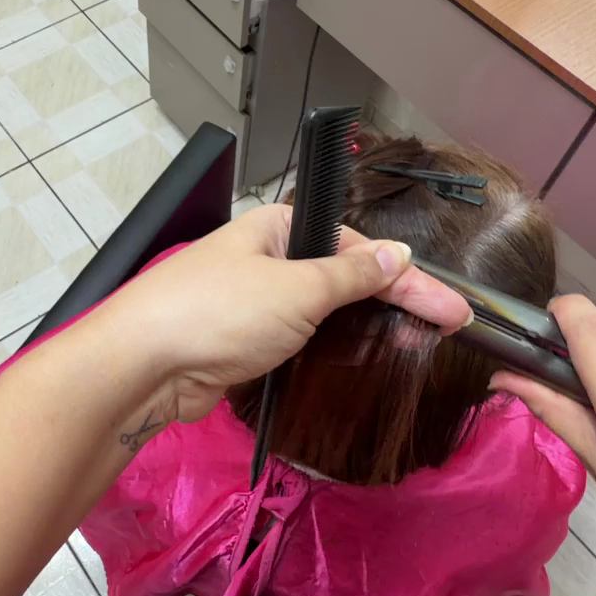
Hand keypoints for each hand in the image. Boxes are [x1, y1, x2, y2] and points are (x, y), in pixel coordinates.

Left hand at [83, 203, 471, 425]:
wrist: (146, 365)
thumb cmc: (221, 312)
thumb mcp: (296, 288)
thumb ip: (352, 274)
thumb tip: (398, 253)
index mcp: (277, 229)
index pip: (356, 245)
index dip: (405, 275)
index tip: (448, 307)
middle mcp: (267, 260)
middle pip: (344, 276)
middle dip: (394, 299)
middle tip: (447, 326)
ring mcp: (255, 303)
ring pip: (322, 311)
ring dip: (364, 325)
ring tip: (415, 343)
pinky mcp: (246, 343)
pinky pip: (299, 340)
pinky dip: (330, 348)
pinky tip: (360, 359)